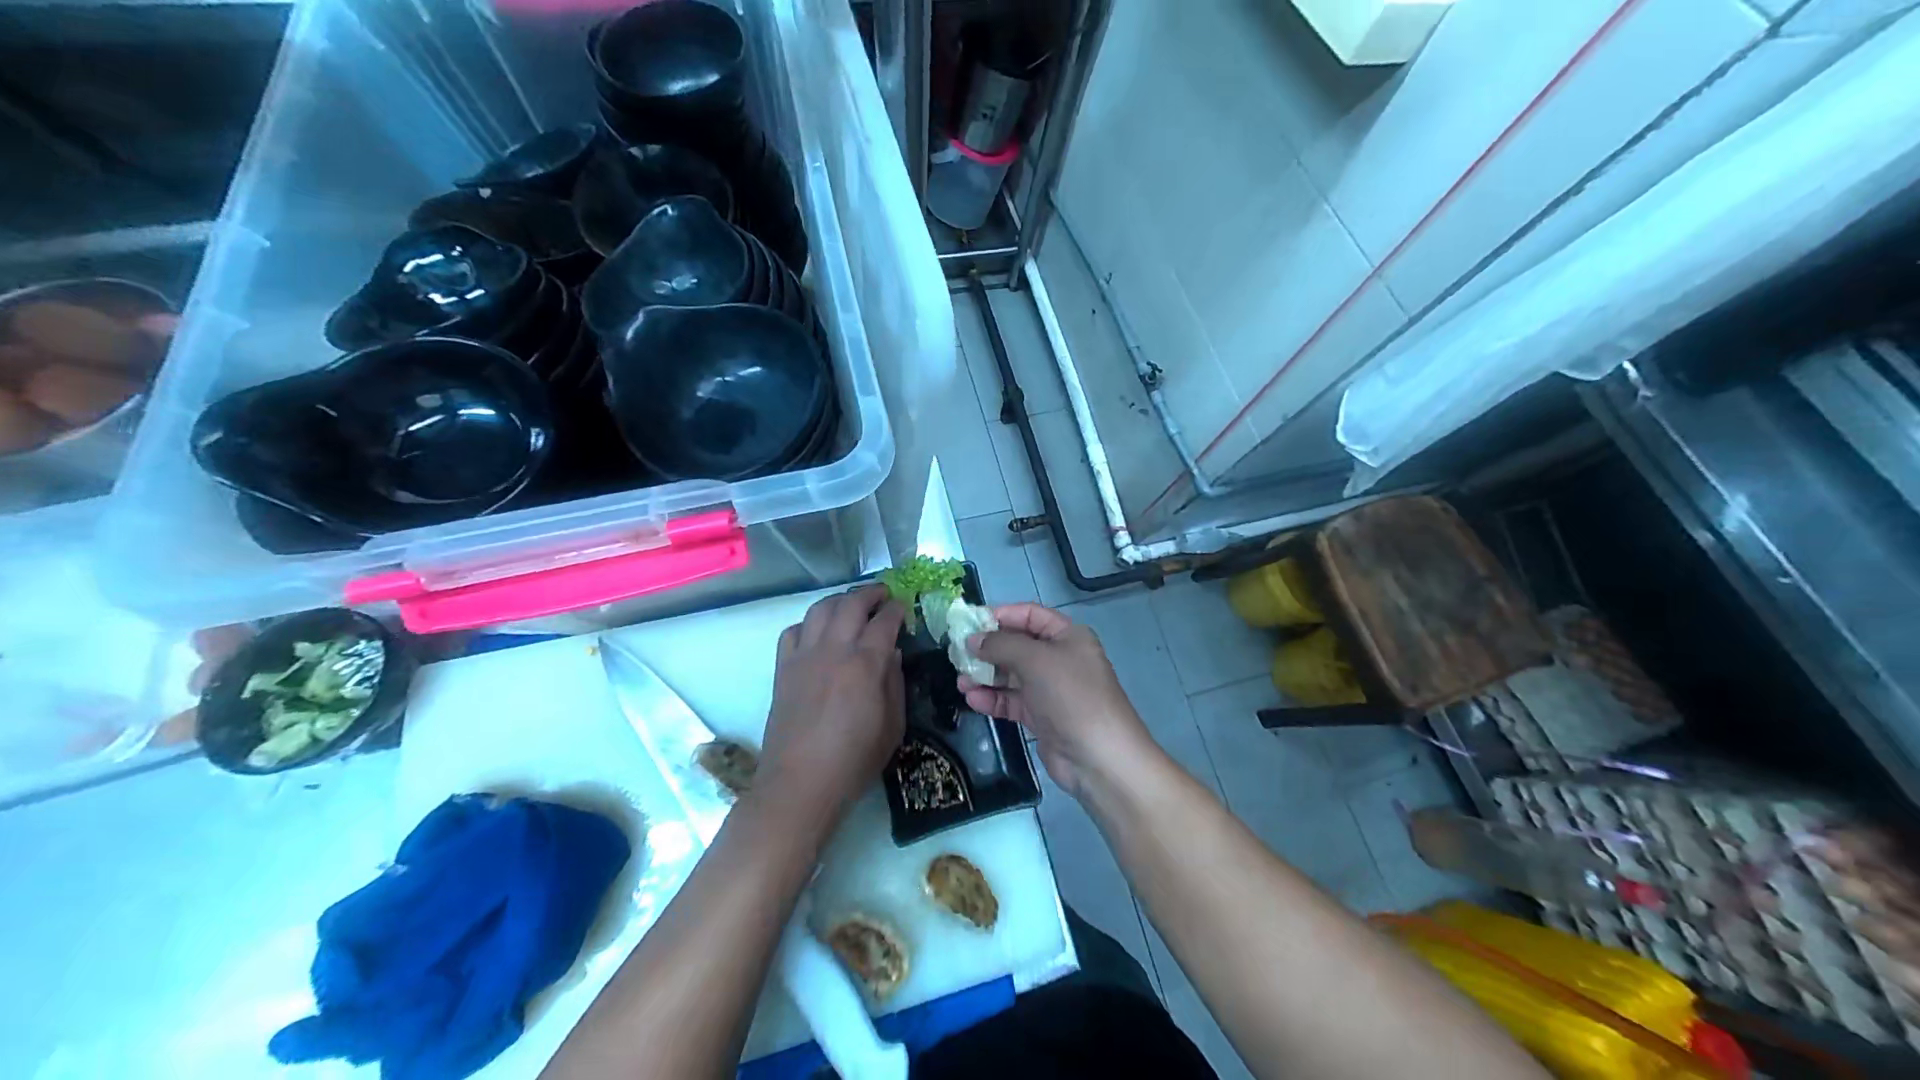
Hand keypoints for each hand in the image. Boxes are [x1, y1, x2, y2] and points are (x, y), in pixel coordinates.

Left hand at [755, 585, 906, 821]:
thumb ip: (894, 683)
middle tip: (883, 595)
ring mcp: (804, 656)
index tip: (904, 606)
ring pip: (820, 609)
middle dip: (870, 593)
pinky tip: (818, 632)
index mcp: (865, 663)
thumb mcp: (893, 726)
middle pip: (851, 604)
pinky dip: (809, 623)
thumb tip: (891, 654)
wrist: (800, 783)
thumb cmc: (854, 761)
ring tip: (852, 604)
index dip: (897, 609)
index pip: (884, 621)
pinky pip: (794, 630)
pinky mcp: (782, 668)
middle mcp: (833, 649)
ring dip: (840, 600)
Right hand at [957, 603, 1155, 795]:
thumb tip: (972, 640)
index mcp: (1068, 636)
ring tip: (961, 682)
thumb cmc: (1070, 695)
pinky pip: (1011, 700)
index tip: (970, 623)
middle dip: (988, 650)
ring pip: (1011, 675)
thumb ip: (1000, 645)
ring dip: (985, 677)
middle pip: (1017, 645)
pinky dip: (992, 699)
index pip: (1030, 615)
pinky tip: (972, 700)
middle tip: (958, 655)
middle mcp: (1059, 658)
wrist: (1098, 757)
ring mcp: (1050, 689)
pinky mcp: (1041, 716)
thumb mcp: (1035, 660)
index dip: (1001, 615)